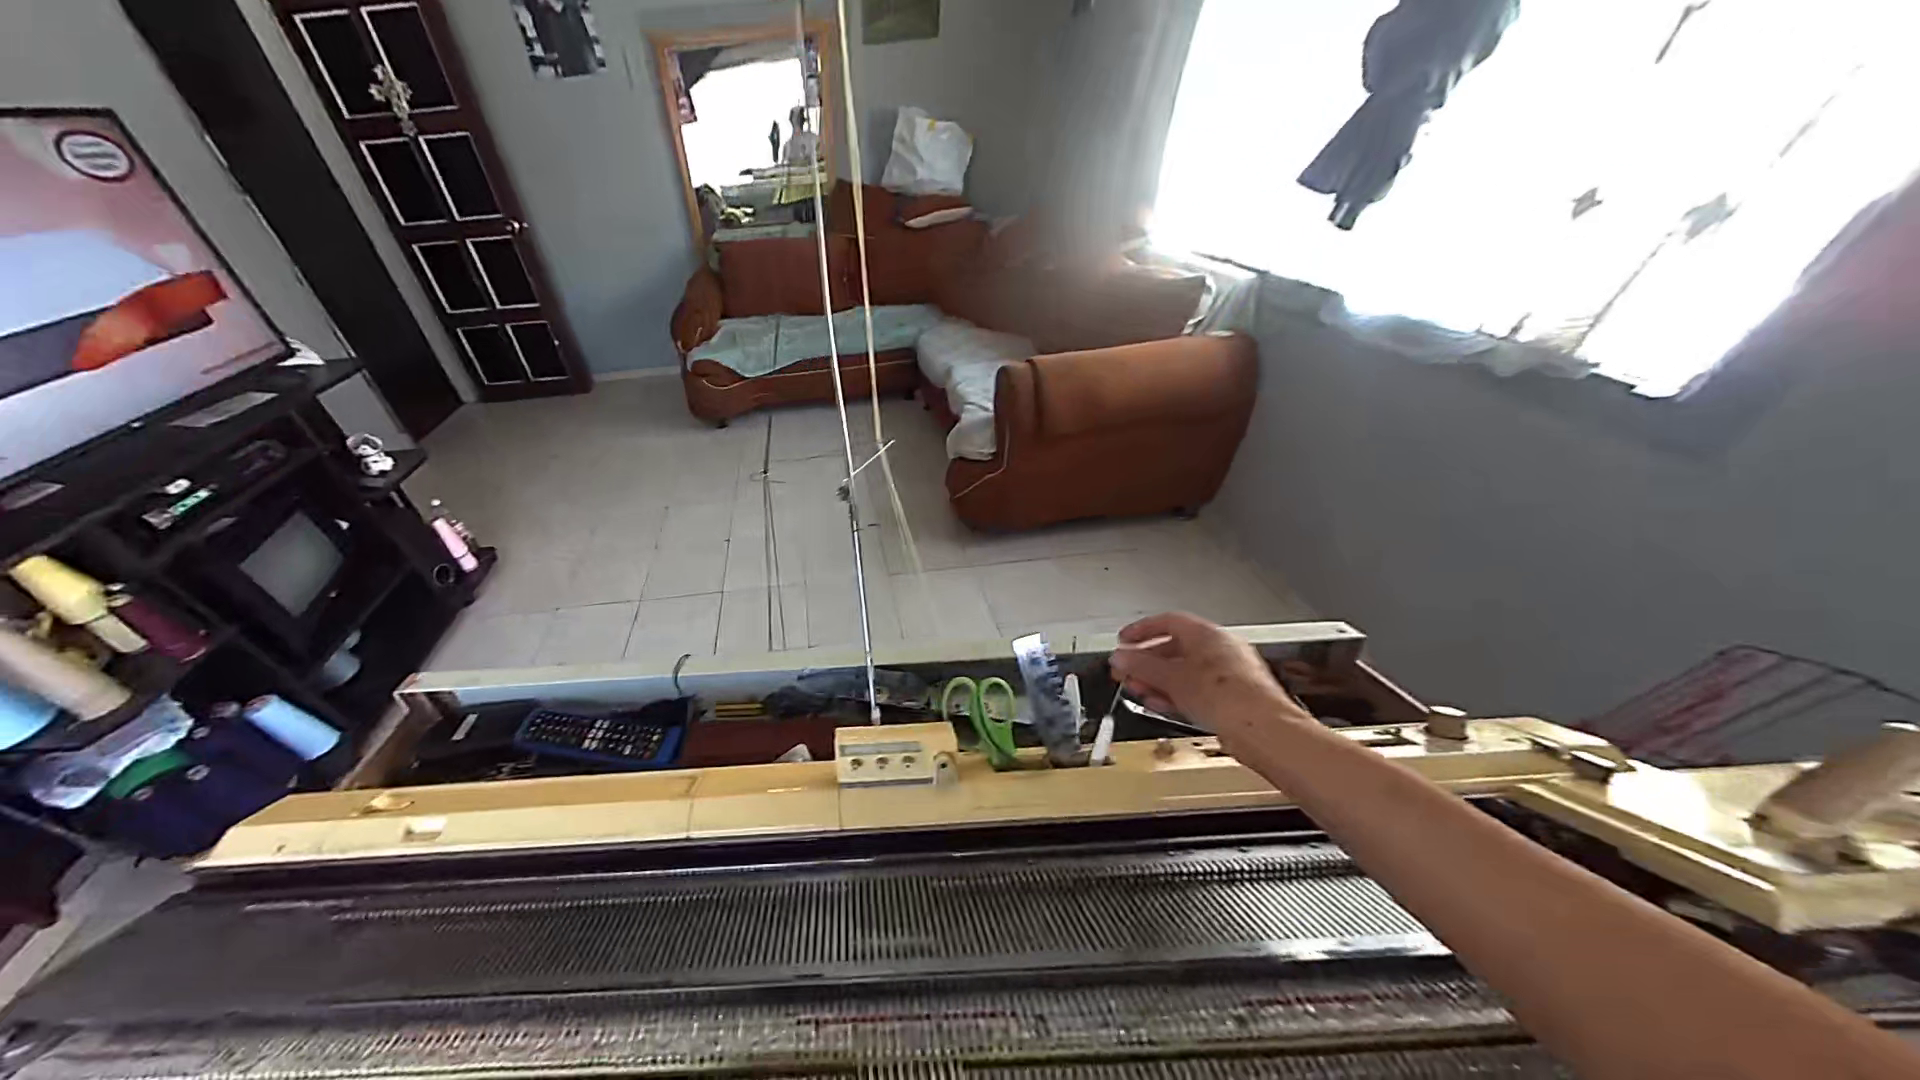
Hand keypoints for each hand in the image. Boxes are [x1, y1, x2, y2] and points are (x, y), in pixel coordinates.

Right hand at [1110, 613, 1304, 747]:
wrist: (1262, 729)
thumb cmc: (1229, 697)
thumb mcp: (1171, 677)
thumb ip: (1141, 665)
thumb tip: (1122, 657)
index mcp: (1208, 634)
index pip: (1168, 622)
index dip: (1142, 630)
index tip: (1125, 641)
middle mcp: (1220, 649)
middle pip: (1175, 648)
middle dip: (1147, 661)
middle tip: (1127, 671)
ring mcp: (1228, 673)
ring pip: (1185, 671)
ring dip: (1159, 680)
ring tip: (1140, 690)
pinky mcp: (1232, 697)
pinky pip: (1196, 689)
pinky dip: (1176, 694)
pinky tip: (1162, 703)